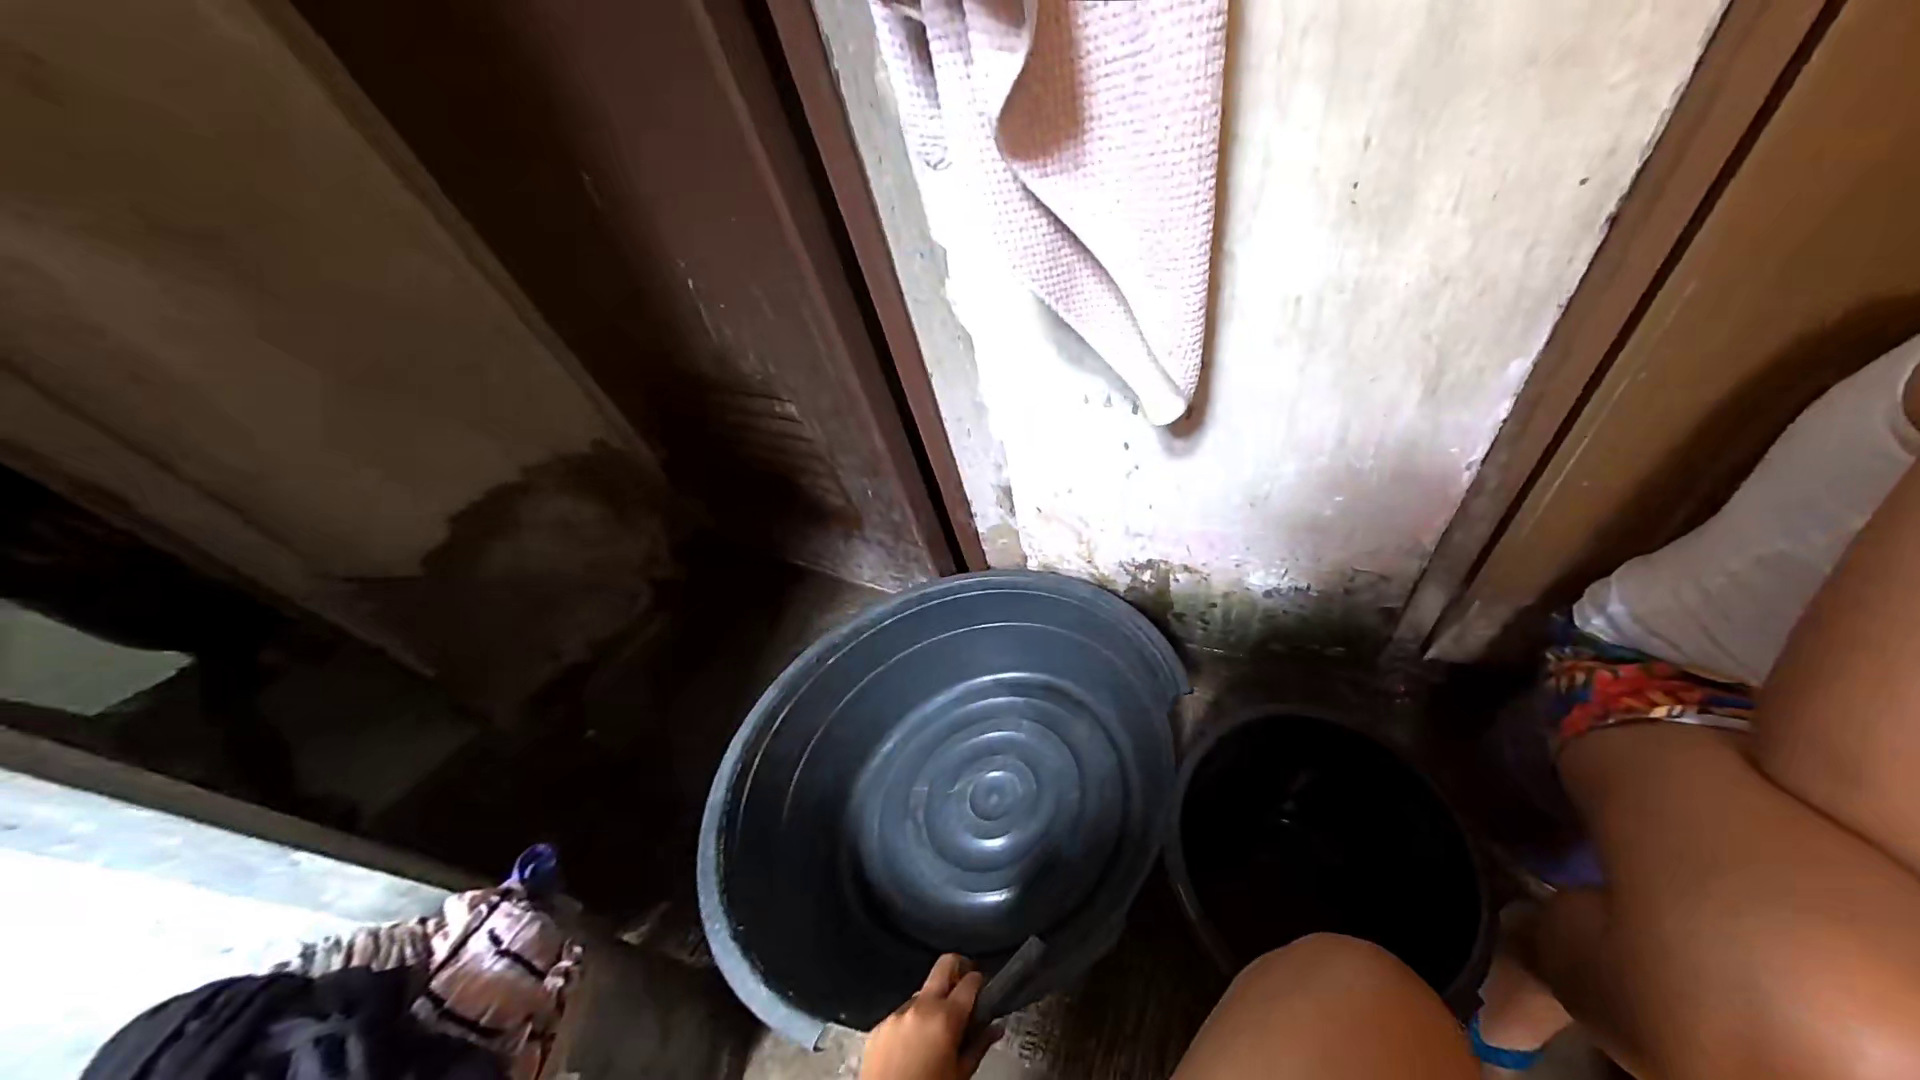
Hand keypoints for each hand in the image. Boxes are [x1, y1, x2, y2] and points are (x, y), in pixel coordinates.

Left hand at [859, 954, 1004, 1079]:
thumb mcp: (961, 1075)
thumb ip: (979, 1046)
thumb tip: (995, 1028)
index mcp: (945, 1018)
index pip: (970, 981)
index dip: (980, 981)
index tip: (983, 988)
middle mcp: (921, 1007)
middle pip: (944, 965)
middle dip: (959, 968)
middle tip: (966, 985)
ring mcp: (897, 1013)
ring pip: (922, 992)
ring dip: (933, 1002)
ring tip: (937, 1030)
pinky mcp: (880, 1025)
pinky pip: (902, 1013)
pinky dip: (913, 1021)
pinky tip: (915, 1043)